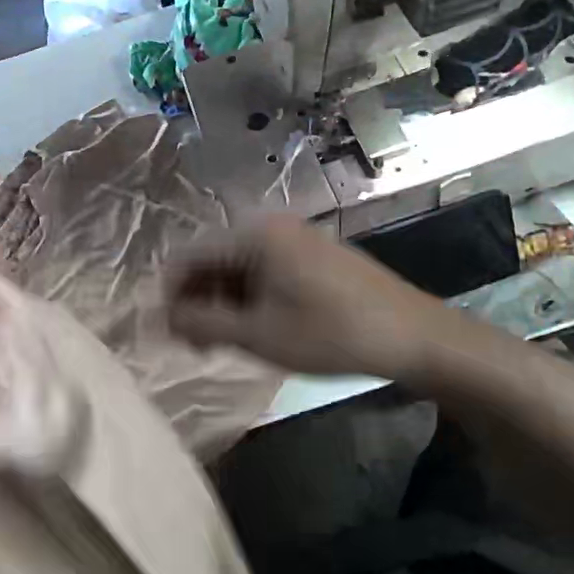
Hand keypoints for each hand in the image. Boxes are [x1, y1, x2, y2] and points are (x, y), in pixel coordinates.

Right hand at [164, 217, 458, 380]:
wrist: (411, 333)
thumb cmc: (331, 333)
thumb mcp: (259, 334)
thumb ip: (202, 323)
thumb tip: (162, 317)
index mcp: (255, 234)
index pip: (188, 257)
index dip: (169, 297)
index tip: (167, 337)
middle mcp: (273, 225)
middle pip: (214, 259)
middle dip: (198, 301)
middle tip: (199, 347)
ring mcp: (297, 238)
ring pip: (240, 267)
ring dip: (225, 303)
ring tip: (228, 344)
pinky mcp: (314, 254)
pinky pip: (267, 270)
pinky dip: (252, 297)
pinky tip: (259, 328)